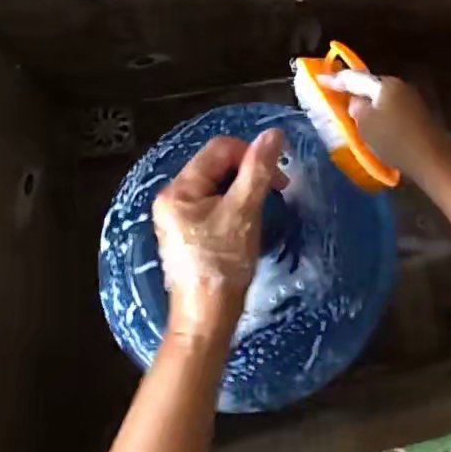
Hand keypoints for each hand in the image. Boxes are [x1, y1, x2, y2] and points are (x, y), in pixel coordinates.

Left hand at [152, 128, 285, 340]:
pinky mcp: (189, 233)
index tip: (277, 176)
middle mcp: (173, 198)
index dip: (251, 153)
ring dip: (245, 189)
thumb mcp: (244, 212)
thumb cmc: (223, 264)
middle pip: (217, 165)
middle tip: (276, 191)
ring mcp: (179, 217)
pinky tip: (249, 223)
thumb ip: (258, 170)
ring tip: (263, 208)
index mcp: (179, 189)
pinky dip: (236, 206)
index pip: (219, 149)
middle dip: (249, 172)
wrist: (207, 318)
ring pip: (218, 185)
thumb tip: (274, 133)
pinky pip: (215, 204)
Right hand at [339, 75, 450, 185]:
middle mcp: (399, 86)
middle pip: (369, 85)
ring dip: (367, 103)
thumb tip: (356, 101)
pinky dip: (379, 113)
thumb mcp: (366, 124)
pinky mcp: (418, 114)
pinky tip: (374, 124)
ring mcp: (411, 99)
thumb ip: (356, 108)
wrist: (432, 161)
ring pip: (381, 98)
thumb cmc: (395, 141)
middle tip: (335, 95)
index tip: (319, 78)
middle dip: (352, 90)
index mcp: (384, 85)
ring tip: (352, 112)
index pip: (354, 78)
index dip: (335, 79)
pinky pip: (391, 108)